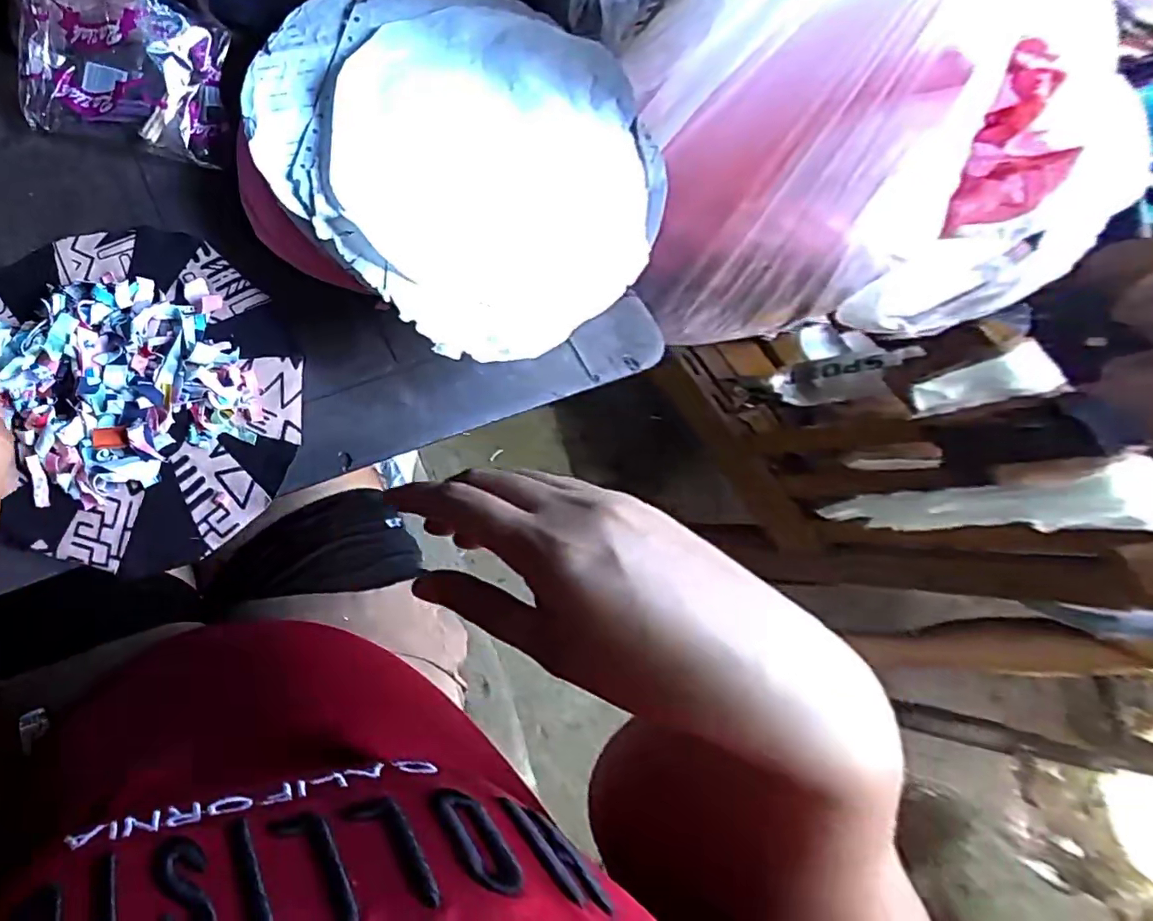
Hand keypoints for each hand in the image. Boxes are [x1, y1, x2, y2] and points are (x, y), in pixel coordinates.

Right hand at [388, 469, 901, 794]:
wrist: (762, 671)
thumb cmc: (642, 674)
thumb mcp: (549, 647)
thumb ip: (478, 604)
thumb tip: (421, 584)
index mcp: (546, 547)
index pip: (459, 502)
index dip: (417, 496)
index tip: (390, 500)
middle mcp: (572, 507)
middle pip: (487, 480)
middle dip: (450, 497)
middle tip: (434, 530)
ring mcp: (608, 498)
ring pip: (524, 479)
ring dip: (488, 496)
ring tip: (479, 535)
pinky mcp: (635, 501)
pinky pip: (560, 485)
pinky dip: (526, 498)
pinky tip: (534, 532)